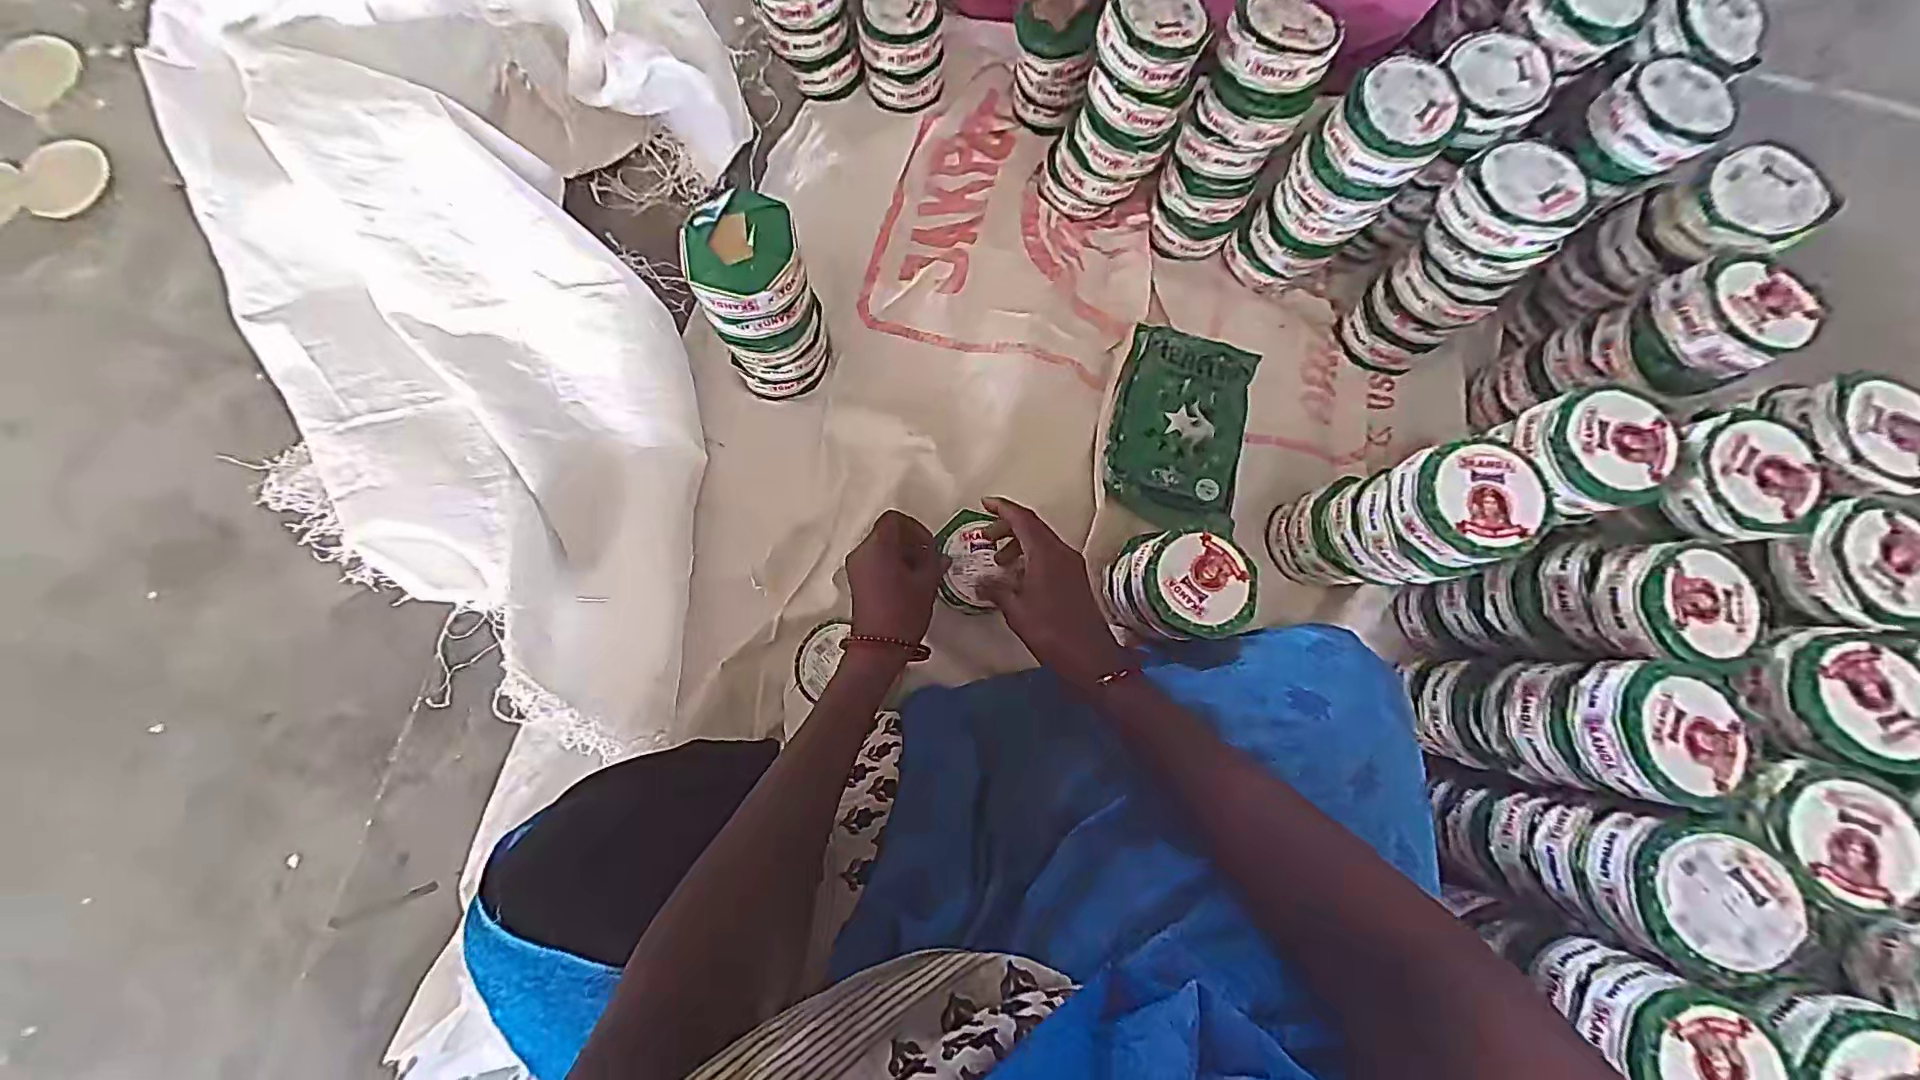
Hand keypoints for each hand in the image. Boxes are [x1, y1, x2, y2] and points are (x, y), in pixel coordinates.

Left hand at [847, 510, 942, 644]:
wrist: (879, 648)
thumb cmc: (904, 611)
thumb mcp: (926, 584)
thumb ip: (934, 563)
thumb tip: (941, 557)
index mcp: (878, 546)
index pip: (894, 520)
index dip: (915, 528)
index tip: (929, 546)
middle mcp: (862, 551)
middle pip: (886, 532)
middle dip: (910, 541)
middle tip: (929, 560)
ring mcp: (856, 567)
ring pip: (880, 547)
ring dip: (902, 554)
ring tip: (921, 574)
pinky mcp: (856, 582)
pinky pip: (875, 562)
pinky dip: (891, 565)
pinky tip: (908, 584)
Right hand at [978, 497, 1130, 689]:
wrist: (1091, 657)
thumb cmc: (1051, 632)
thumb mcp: (1016, 611)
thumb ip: (996, 590)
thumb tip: (980, 581)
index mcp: (1046, 554)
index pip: (1023, 519)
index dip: (1002, 508)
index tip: (984, 504)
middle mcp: (1062, 553)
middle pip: (1033, 527)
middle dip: (1008, 527)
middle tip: (987, 537)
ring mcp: (1072, 565)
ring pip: (1042, 542)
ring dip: (1019, 544)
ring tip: (999, 561)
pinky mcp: (1076, 578)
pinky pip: (1050, 556)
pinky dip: (1031, 557)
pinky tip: (1019, 577)